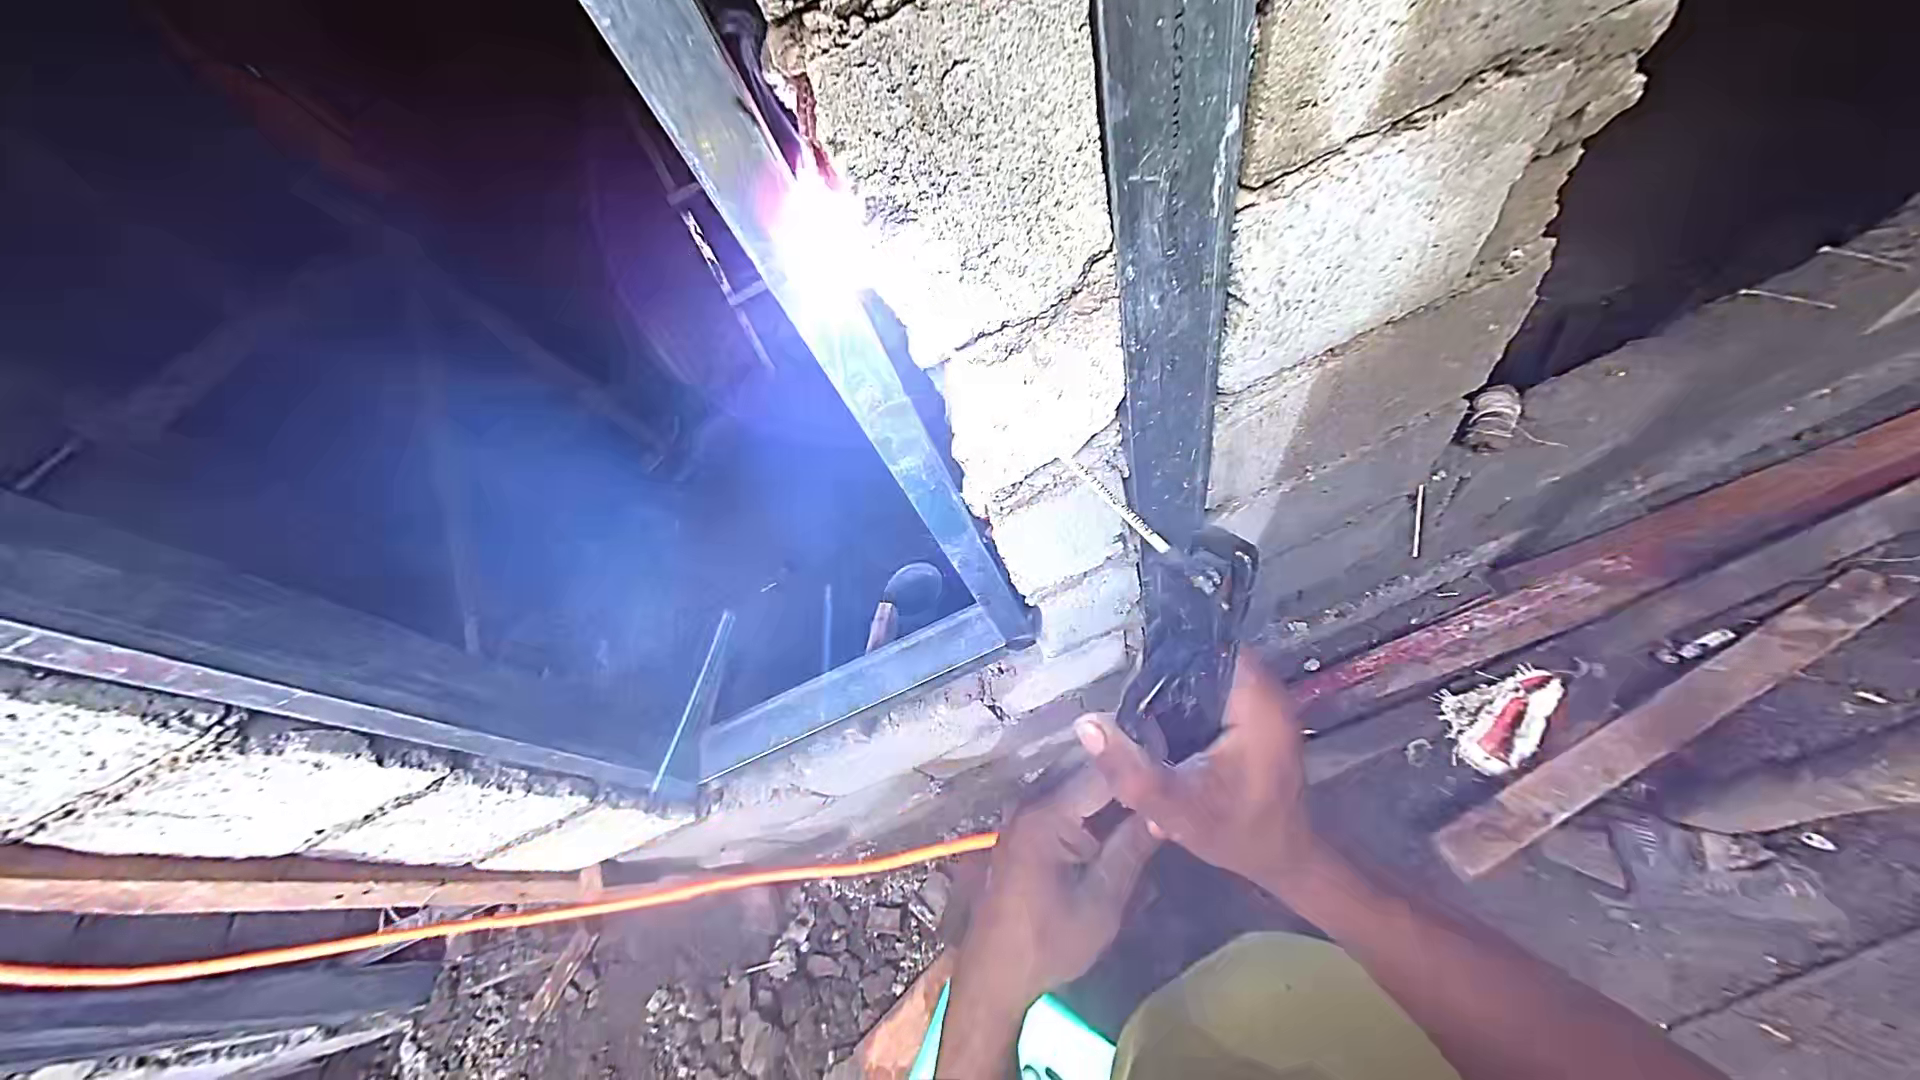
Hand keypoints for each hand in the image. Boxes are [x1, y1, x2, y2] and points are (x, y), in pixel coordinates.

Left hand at [940, 766, 1158, 1076]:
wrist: (996, 969)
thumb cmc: (1049, 941)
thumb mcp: (1101, 901)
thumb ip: (1131, 849)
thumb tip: (1163, 809)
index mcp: (1047, 813)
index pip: (1101, 771)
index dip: (1138, 767)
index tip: (1172, 768)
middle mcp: (1031, 799)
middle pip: (1085, 768)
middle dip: (1124, 772)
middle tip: (1165, 779)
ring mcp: (1024, 809)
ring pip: (1075, 781)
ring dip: (1107, 787)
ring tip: (1147, 796)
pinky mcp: (1024, 823)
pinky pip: (1063, 798)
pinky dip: (1090, 803)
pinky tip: (1116, 818)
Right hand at [1074, 652, 1323, 894]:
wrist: (1282, 860)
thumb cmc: (1237, 833)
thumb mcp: (1176, 808)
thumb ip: (1129, 770)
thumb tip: (1084, 724)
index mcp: (1255, 700)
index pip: (1202, 646)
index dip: (1161, 655)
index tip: (1128, 673)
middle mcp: (1265, 690)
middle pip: (1199, 657)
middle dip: (1160, 675)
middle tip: (1126, 698)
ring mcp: (1262, 700)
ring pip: (1203, 672)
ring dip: (1170, 689)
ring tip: (1139, 712)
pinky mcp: (1254, 712)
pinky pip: (1211, 688)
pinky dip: (1185, 701)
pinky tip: (1163, 726)